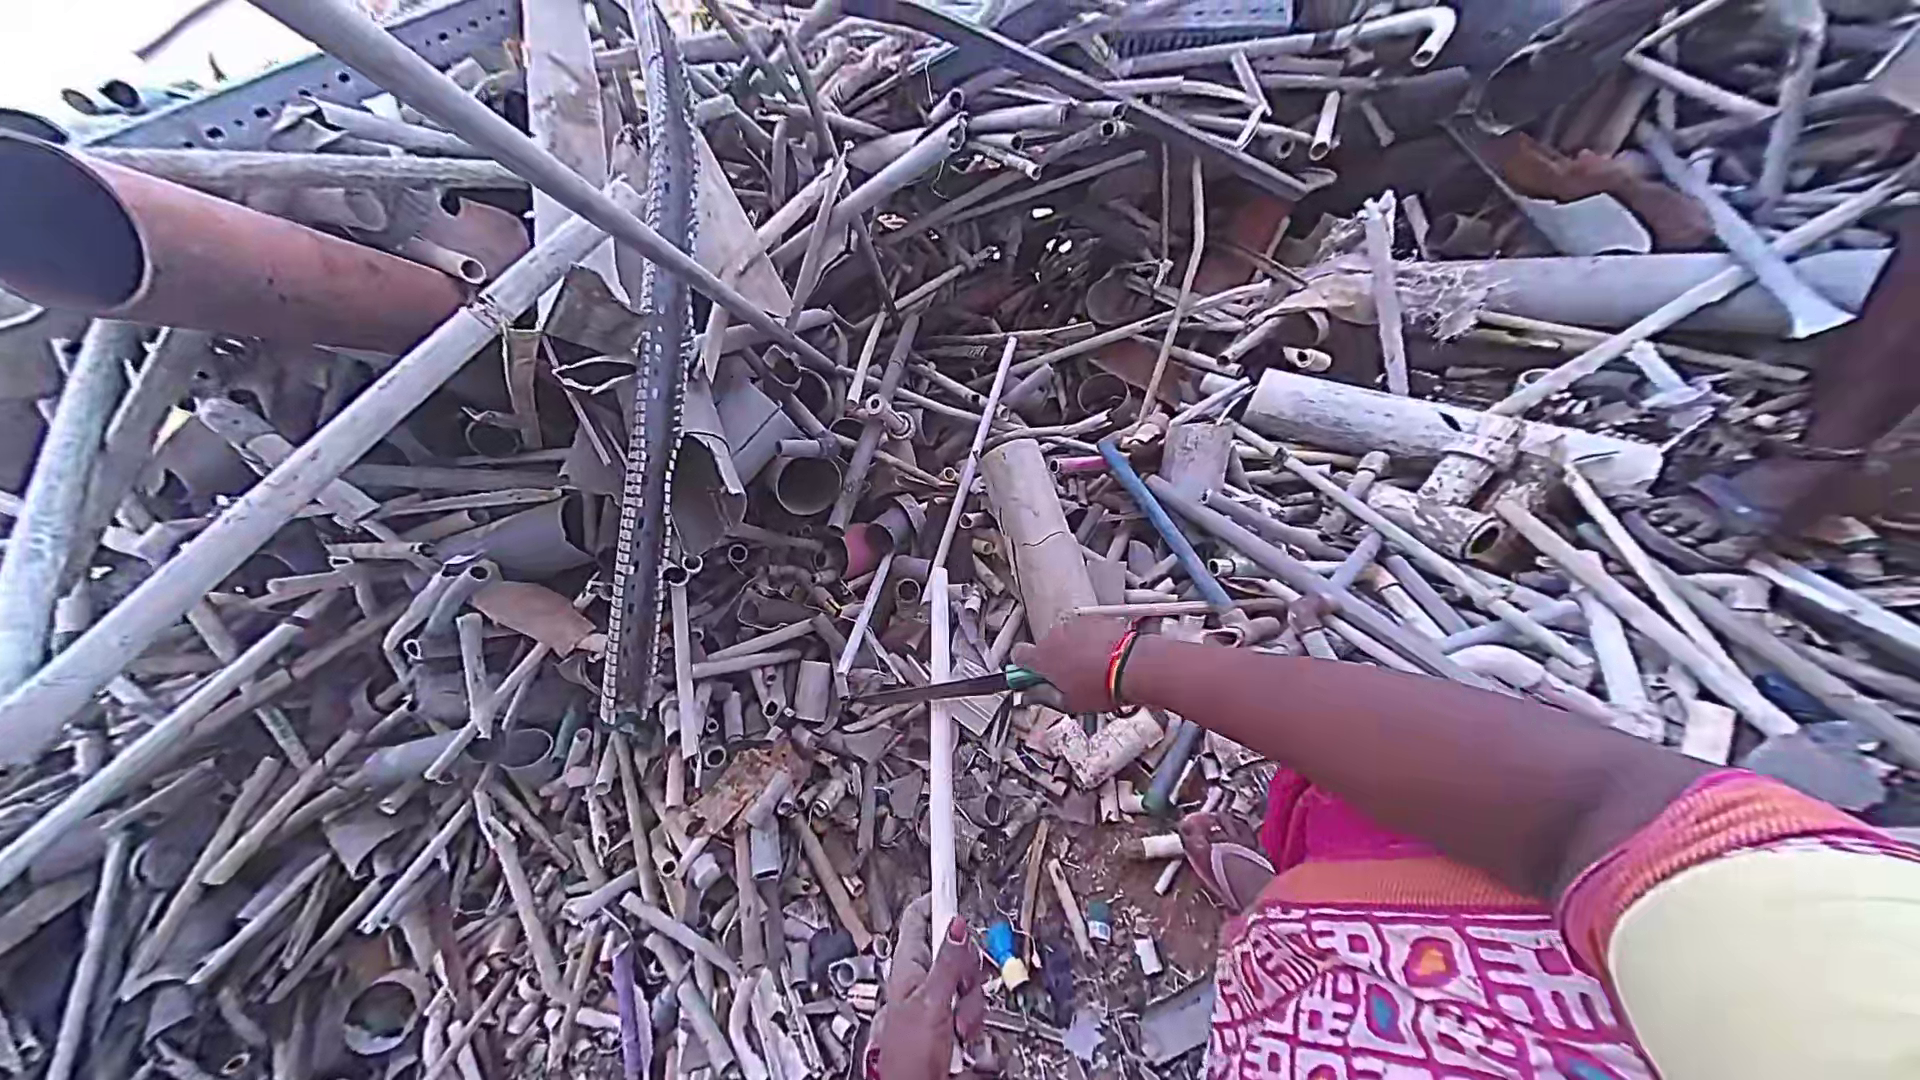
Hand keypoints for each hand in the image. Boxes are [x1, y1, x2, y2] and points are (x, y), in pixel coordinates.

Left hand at [872, 899, 985, 1079]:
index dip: (937, 899)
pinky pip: (978, 1016)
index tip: (953, 883)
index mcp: (909, 965)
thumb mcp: (931, 1004)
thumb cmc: (905, 1061)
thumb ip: (948, 962)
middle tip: (961, 992)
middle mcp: (924, 981)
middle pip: (957, 952)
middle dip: (968, 974)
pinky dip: (977, 1031)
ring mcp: (940, 1006)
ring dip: (973, 1010)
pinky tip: (966, 1046)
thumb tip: (957, 922)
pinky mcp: (954, 1030)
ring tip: (959, 1032)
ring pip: (971, 986)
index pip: (920, 916)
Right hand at [1011, 614, 1132, 713]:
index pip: (1017, 656)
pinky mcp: (1092, 618)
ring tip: (1090, 669)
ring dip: (1072, 649)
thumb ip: (1043, 695)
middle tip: (1067, 679)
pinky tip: (1102, 657)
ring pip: (1065, 637)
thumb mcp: (1068, 702)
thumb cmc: (1103, 685)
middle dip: (1052, 660)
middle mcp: (1054, 635)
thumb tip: (1032, 695)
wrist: (1134, 666)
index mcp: (1041, 656)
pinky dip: (1089, 640)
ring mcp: (1074, 625)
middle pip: (1044, 646)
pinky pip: (1084, 629)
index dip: (1023, 667)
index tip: (1030, 676)